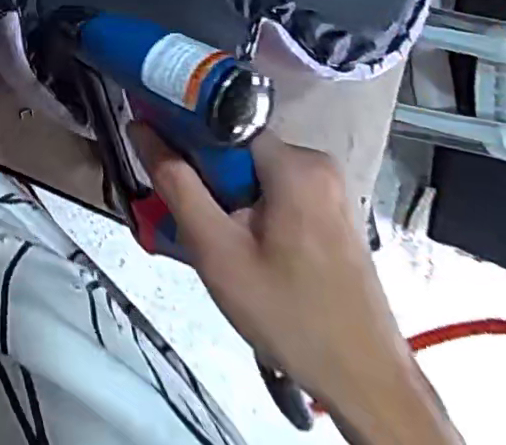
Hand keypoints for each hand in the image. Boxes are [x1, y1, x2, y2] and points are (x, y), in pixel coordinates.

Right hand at [133, 129, 453, 441]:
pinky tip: (246, 249)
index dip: (185, 137)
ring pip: (254, 172)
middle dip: (207, 178)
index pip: (222, 122)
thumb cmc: (289, 315)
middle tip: (193, 221)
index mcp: (296, 163)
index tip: (160, 160)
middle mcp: (319, 163)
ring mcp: (331, 188)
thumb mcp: (217, 251)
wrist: (365, 382)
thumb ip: (176, 184)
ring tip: (218, 241)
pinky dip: (252, 210)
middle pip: (238, 149)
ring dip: (227, 198)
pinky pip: (277, 192)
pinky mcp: (334, 211)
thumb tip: (141, 128)